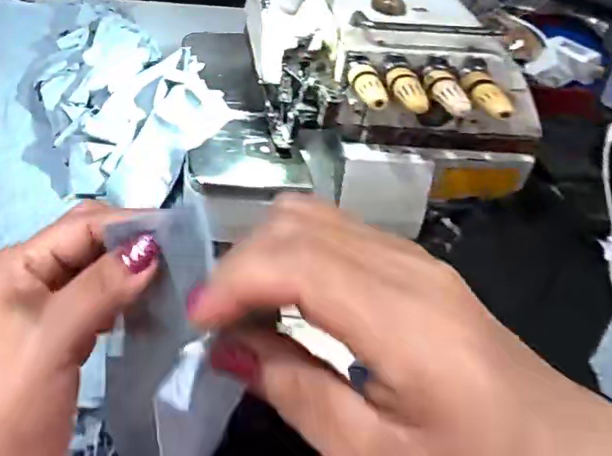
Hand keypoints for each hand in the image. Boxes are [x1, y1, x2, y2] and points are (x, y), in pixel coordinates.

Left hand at [0, 202, 162, 455]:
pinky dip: (122, 301)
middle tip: (183, 253)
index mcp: (20, 261)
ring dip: (129, 272)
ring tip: (175, 277)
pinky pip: (95, 303)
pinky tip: (148, 309)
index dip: (125, 223)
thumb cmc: (11, 393)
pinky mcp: (59, 339)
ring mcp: (44, 307)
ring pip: (94, 273)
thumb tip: (149, 246)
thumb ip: (98, 289)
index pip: (80, 226)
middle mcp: (31, 274)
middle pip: (86, 243)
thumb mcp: (53, 336)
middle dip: (129, 243)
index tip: (178, 230)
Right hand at [188, 196, 611, 455]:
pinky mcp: (415, 263)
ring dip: (260, 250)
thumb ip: (299, 395)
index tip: (196, 322)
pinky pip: (331, 229)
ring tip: (243, 305)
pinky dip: (288, 249)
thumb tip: (226, 347)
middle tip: (215, 318)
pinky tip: (285, 295)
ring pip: (307, 215)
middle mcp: (409, 268)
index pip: (293, 262)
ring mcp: (415, 258)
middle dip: (237, 262)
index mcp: (410, 322)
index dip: (230, 281)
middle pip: (292, 224)